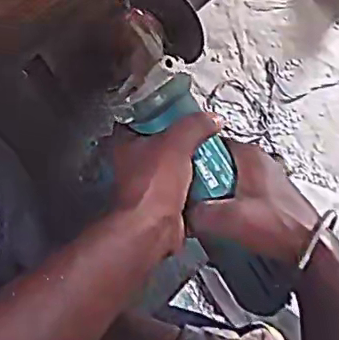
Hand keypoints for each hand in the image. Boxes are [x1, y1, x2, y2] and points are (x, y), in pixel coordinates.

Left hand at [106, 113, 220, 257]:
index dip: (165, 111)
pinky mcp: (163, 202)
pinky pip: (184, 187)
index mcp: (126, 141)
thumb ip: (195, 126)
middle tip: (203, 133)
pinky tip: (212, 178)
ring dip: (192, 163)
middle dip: (184, 139)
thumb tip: (211, 118)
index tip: (185, 109)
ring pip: (175, 165)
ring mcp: (148, 183)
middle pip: (163, 141)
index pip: (144, 116)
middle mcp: (134, 161)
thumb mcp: (177, 143)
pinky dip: (197, 184)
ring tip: (212, 154)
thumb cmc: (151, 186)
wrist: (153, 229)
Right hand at [187, 139, 321, 262]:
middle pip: (219, 162)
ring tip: (211, 211)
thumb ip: (198, 213)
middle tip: (196, 197)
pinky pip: (241, 193)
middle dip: (205, 179)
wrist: (308, 249)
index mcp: (250, 154)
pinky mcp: (269, 196)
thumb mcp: (228, 218)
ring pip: (229, 179)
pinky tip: (230, 220)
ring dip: (217, 193)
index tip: (183, 171)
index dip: (193, 157)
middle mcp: (259, 161)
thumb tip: (182, 213)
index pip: (211, 143)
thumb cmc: (281, 227)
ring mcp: (266, 178)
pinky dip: (231, 203)